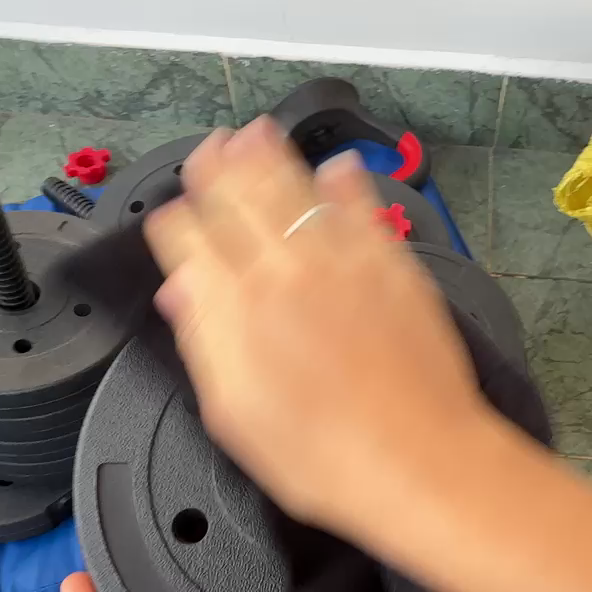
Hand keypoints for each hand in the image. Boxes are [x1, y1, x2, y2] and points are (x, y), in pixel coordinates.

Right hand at [143, 119, 494, 526]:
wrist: (417, 459)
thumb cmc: (323, 456)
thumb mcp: (237, 416)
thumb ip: (204, 342)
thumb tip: (182, 292)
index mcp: (238, 307)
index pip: (191, 240)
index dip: (177, 221)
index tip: (174, 213)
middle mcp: (287, 270)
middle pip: (241, 199)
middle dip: (219, 168)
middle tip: (211, 145)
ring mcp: (344, 262)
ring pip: (298, 191)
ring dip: (272, 157)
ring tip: (255, 132)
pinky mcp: (394, 267)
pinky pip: (365, 209)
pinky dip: (348, 183)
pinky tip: (339, 165)